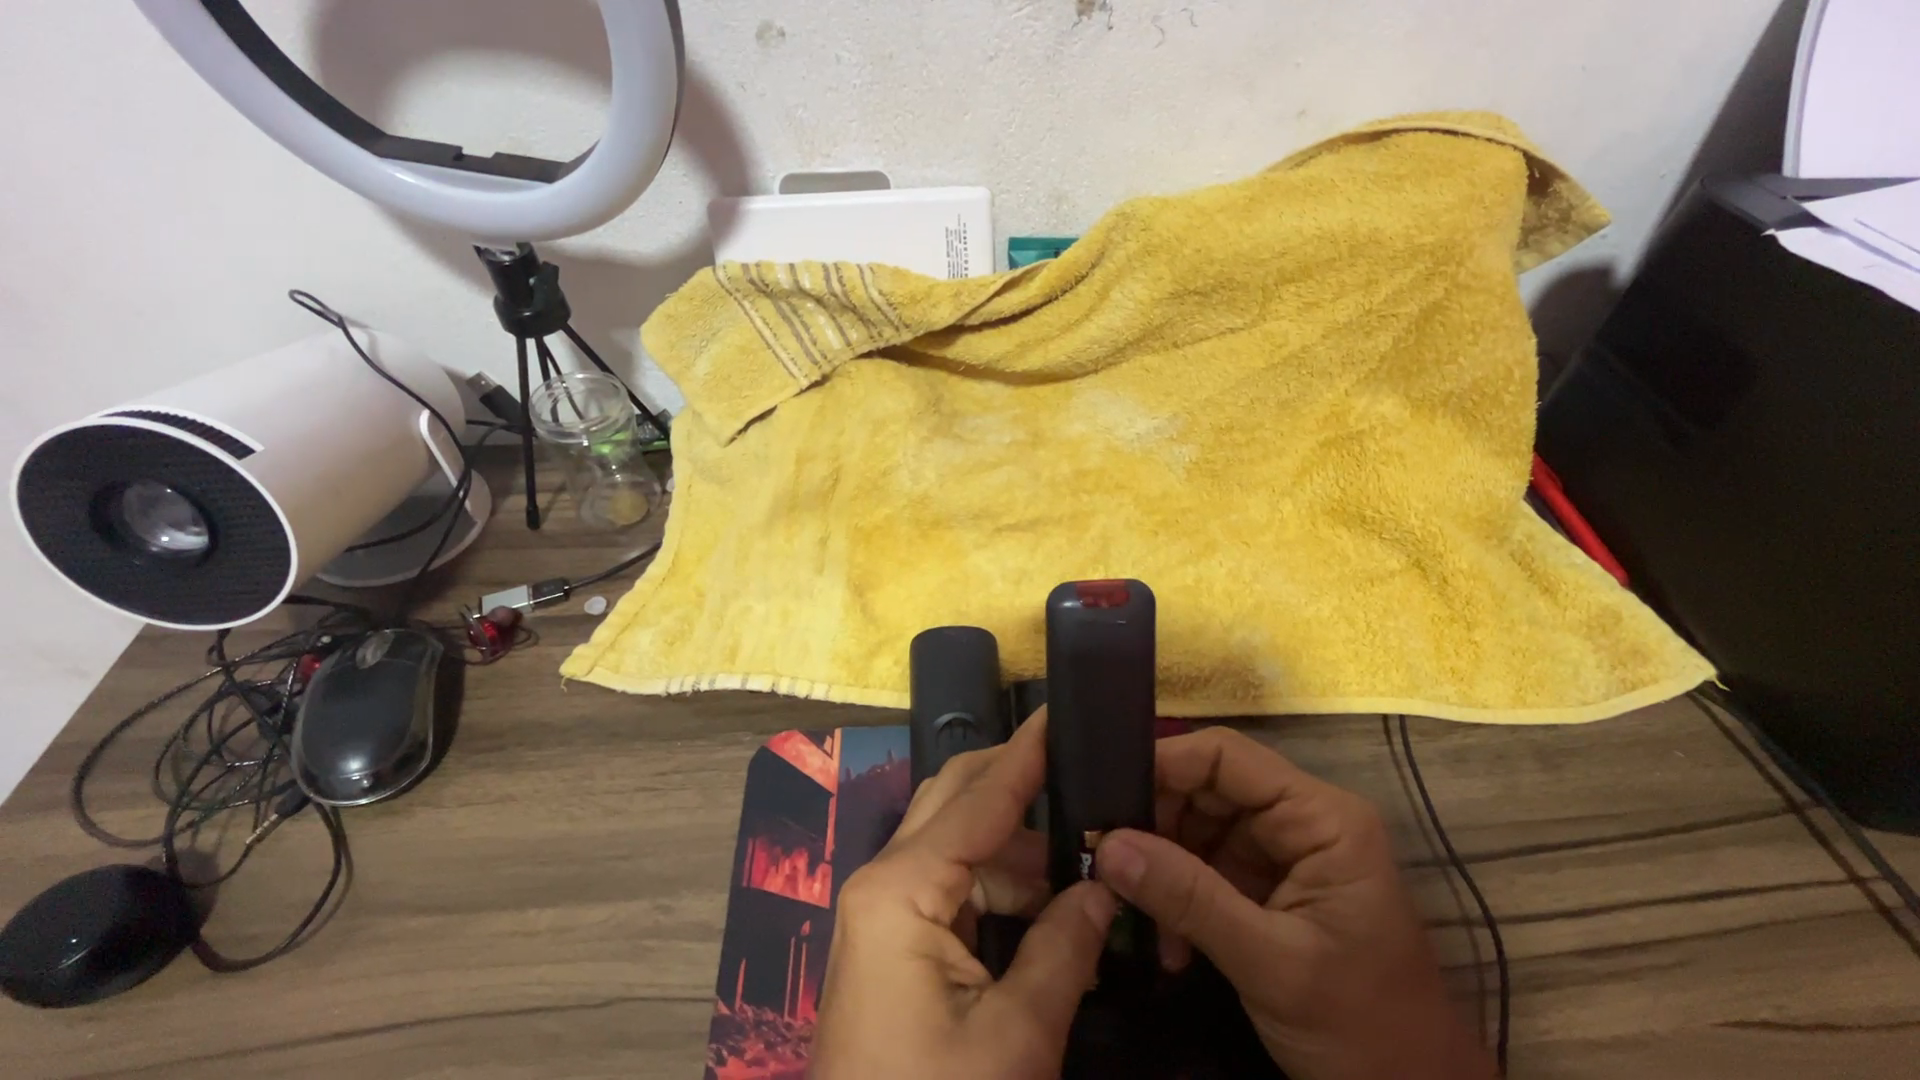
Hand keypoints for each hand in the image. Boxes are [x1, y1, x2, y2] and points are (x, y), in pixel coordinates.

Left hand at [812, 711, 1117, 1078]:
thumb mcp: (1016, 1034)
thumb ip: (1065, 947)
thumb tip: (1103, 886)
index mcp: (901, 889)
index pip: (979, 798)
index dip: (1025, 753)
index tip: (1059, 712)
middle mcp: (884, 882)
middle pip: (956, 803)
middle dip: (1018, 784)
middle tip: (1085, 772)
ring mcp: (884, 913)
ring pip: (958, 847)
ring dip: (1019, 849)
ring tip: (1086, 859)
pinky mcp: (893, 945)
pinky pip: (953, 889)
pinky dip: (1001, 889)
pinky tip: (1050, 906)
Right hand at [1094, 727, 1495, 1079]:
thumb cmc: (1362, 1027)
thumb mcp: (1271, 962)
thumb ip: (1189, 898)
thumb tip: (1107, 846)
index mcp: (1321, 818)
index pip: (1226, 756)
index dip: (1164, 764)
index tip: (1102, 797)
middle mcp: (1300, 822)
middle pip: (1206, 790)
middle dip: (1154, 824)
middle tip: (1102, 862)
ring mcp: (1282, 856)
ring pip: (1197, 830)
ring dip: (1160, 869)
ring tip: (1130, 913)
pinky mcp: (1267, 891)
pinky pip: (1204, 870)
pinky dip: (1176, 899)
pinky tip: (1165, 945)